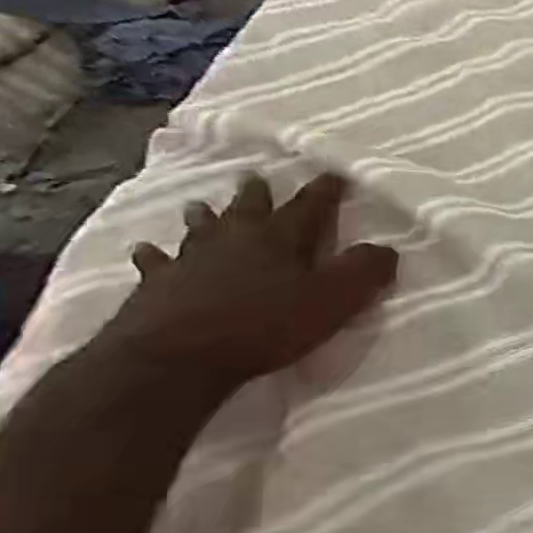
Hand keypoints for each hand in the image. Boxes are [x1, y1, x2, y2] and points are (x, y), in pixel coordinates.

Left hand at [96, 173, 398, 394]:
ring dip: (205, 217)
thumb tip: (387, 248)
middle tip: (256, 177)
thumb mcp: (332, 300)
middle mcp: (235, 240)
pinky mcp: (158, 286)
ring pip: (201, 230)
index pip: (309, 207)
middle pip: (250, 210)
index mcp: (280, 240)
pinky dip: (153, 255)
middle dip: (258, 194)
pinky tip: (145, 249)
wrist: (176, 358)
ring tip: (198, 205)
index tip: (335, 174)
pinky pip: (157, 264)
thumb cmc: (263, 327)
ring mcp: (192, 260)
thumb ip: (363, 272)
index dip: (325, 191)